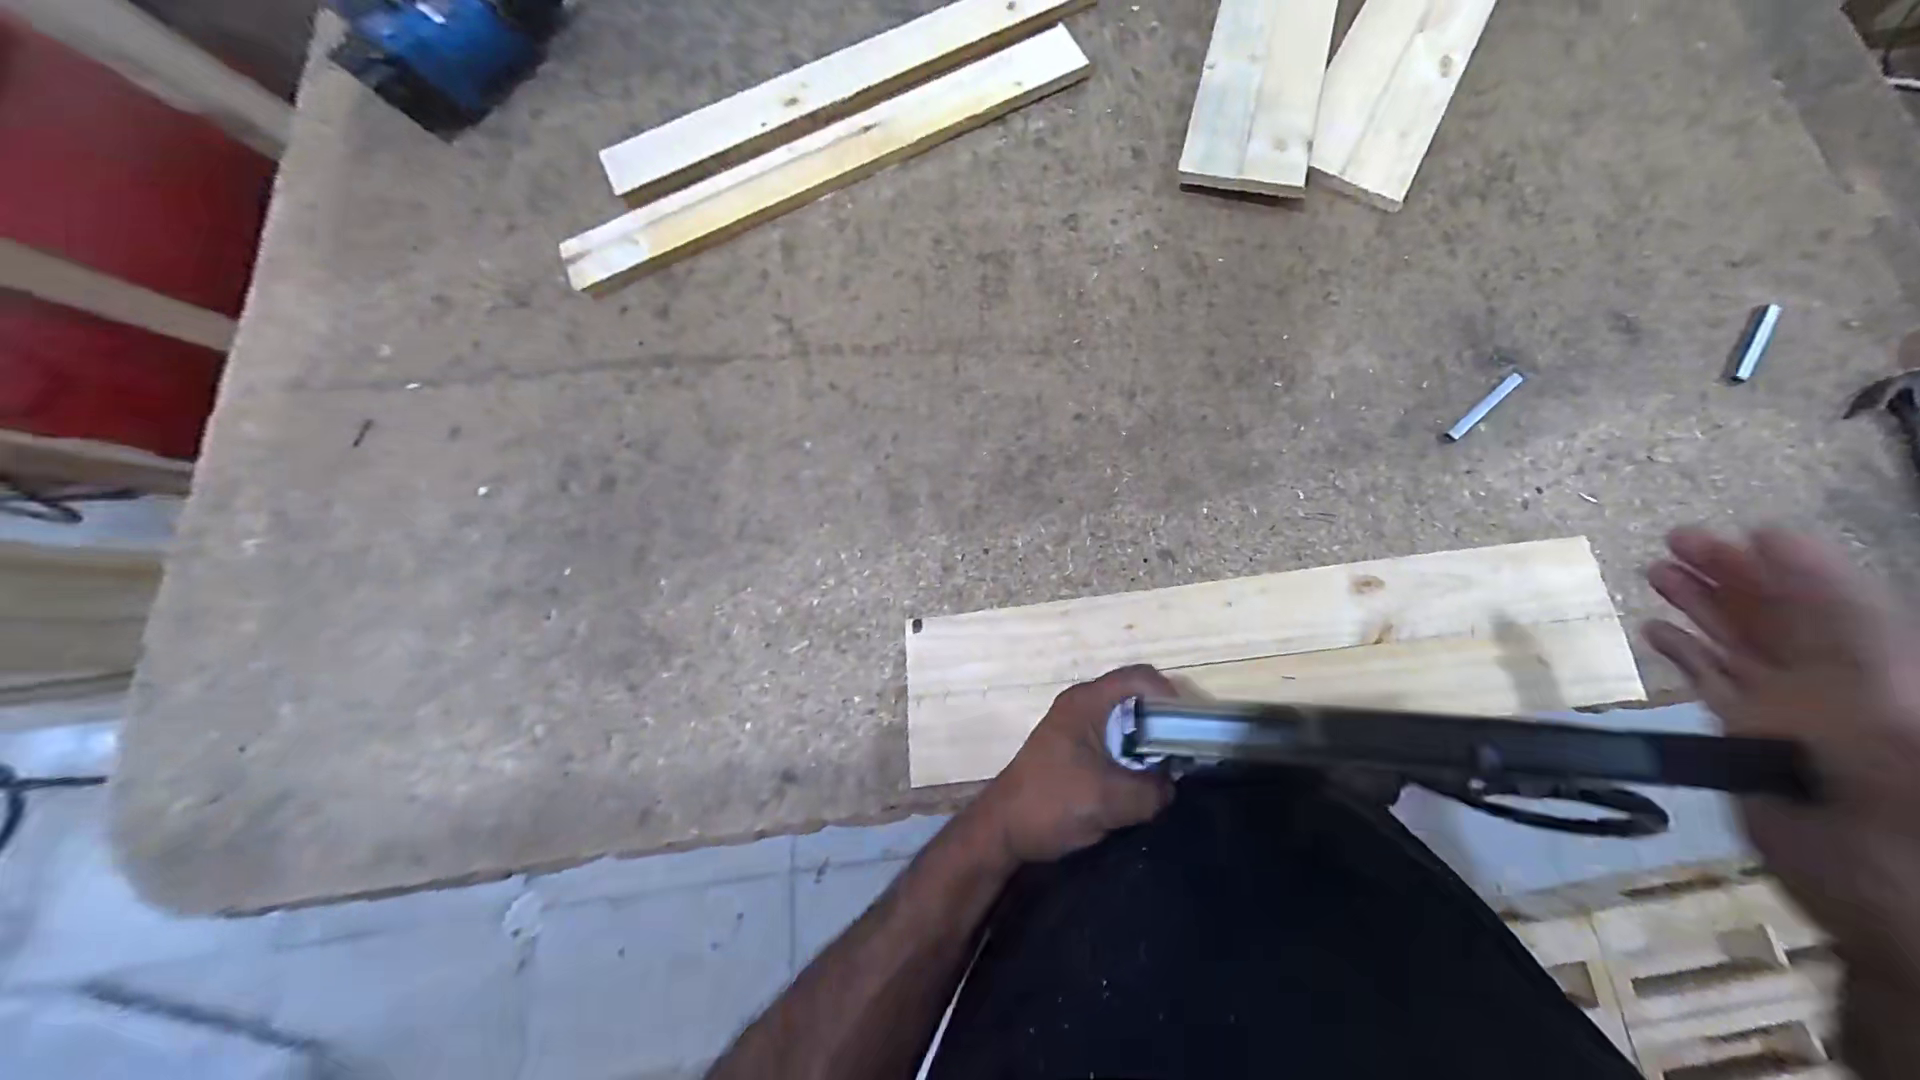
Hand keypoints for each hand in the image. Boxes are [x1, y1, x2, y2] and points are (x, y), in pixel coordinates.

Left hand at [968, 665, 1176, 865]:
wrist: (1002, 830)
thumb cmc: (1051, 804)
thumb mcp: (1110, 801)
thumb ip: (1153, 790)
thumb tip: (1173, 784)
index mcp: (1087, 703)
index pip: (1140, 677)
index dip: (1171, 695)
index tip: (1191, 729)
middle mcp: (1083, 706)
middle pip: (1137, 699)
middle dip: (1165, 724)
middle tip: (1190, 755)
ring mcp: (1078, 728)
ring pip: (1128, 724)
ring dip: (1151, 746)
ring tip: (1172, 774)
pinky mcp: (1077, 751)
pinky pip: (1117, 743)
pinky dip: (1135, 758)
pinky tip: (1146, 785)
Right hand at [1644, 527, 1919, 987]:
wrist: (1877, 887)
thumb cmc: (1881, 785)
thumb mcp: (1876, 694)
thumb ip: (1837, 616)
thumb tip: (1778, 539)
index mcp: (1876, 665)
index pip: (1827, 600)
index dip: (1783, 563)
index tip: (1729, 532)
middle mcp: (1836, 680)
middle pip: (1777, 616)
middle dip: (1727, 576)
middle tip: (1673, 542)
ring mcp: (1788, 709)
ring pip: (1738, 643)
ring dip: (1697, 607)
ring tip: (1653, 573)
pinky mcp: (1745, 735)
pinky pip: (1712, 682)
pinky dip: (1684, 655)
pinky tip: (1655, 632)